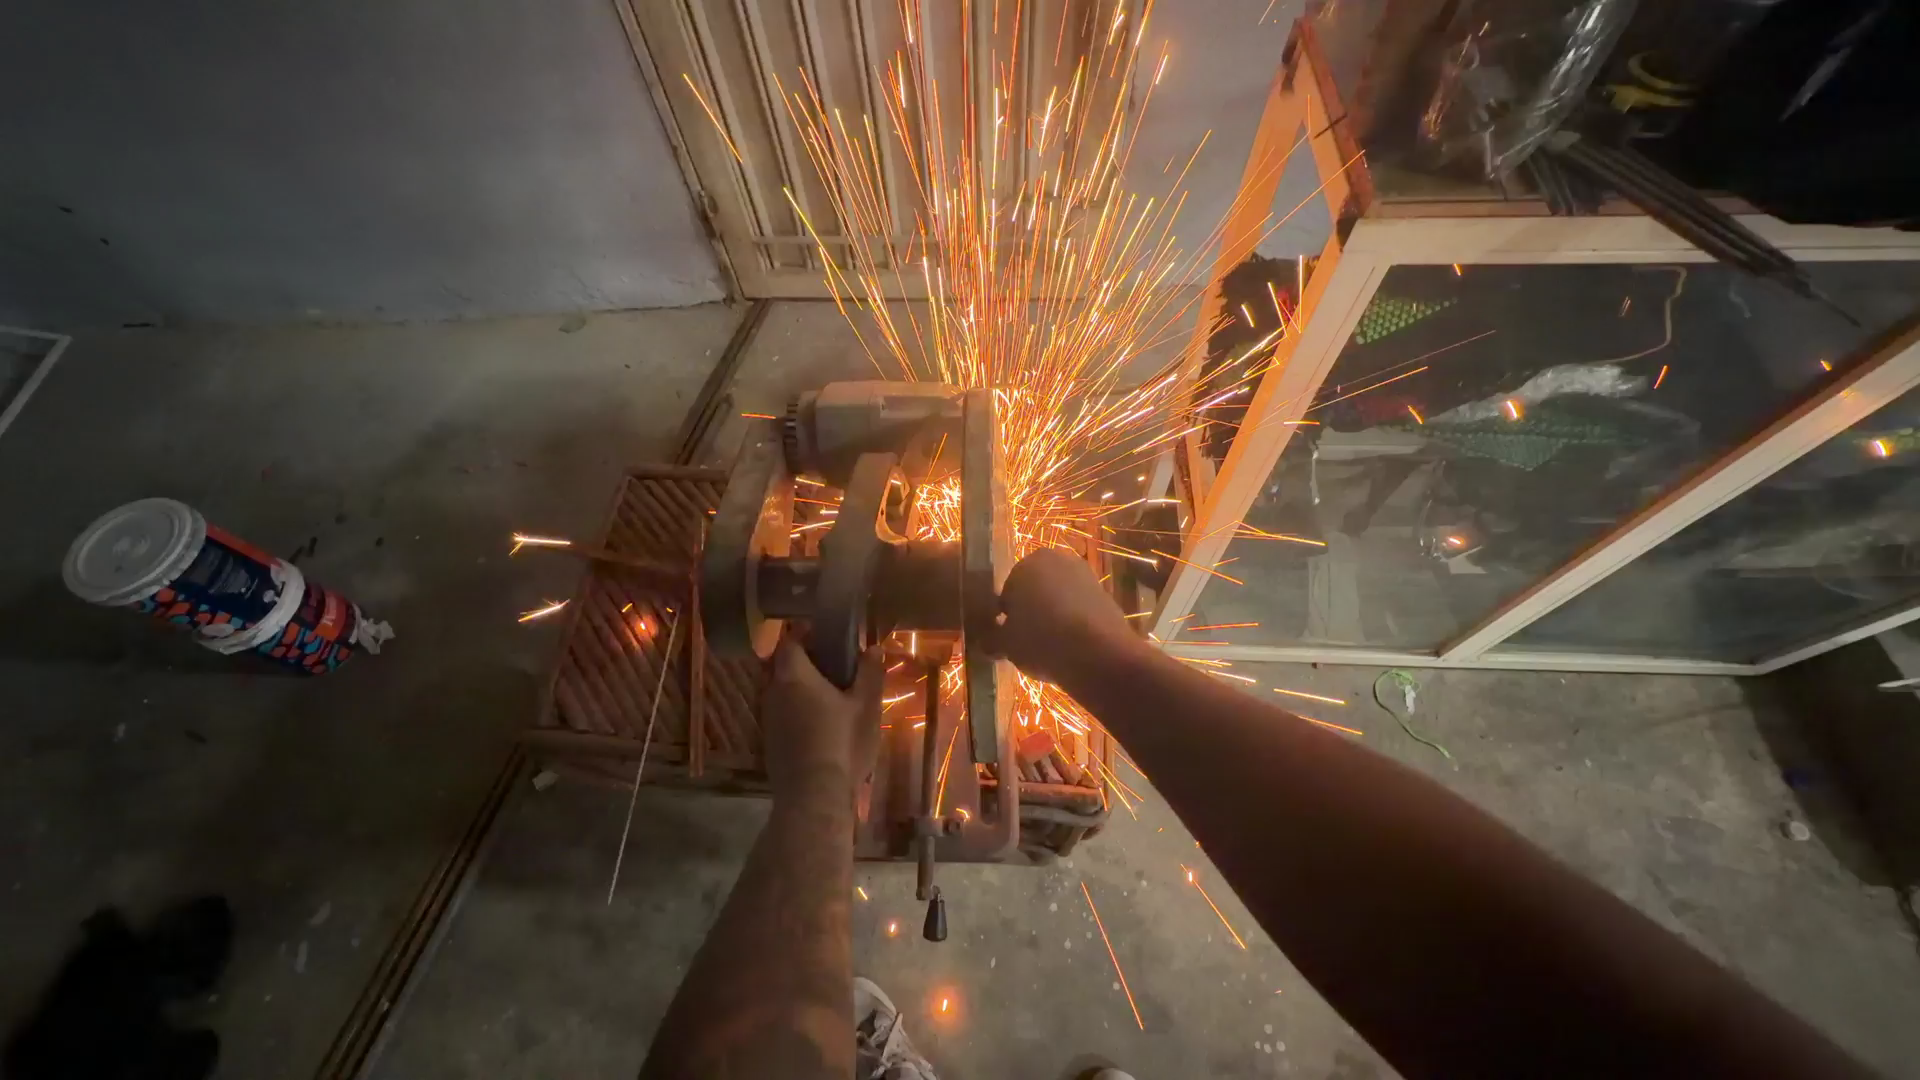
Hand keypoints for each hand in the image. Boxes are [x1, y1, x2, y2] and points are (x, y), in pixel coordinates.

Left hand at [762, 635, 882, 803]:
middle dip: (805, 662)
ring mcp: (768, 720)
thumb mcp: (866, 706)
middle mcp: (773, 693)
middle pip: (784, 667)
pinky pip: (783, 715)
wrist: (814, 796)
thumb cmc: (842, 742)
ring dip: (801, 689)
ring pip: (782, 692)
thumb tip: (873, 648)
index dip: (804, 635)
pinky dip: (798, 712)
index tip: (824, 635)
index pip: (790, 642)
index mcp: (794, 676)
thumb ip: (869, 674)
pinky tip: (820, 725)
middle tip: (833, 665)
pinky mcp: (770, 743)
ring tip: (830, 696)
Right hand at [992, 549, 1139, 685]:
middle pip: (1036, 588)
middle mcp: (1057, 560)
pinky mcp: (1106, 594)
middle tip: (1028, 640)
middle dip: (1032, 609)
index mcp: (1026, 564)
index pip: (1008, 590)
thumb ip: (993, 639)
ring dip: (1055, 615)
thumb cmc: (1041, 640)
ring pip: (1060, 597)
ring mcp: (1085, 575)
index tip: (1008, 636)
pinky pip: (1080, 608)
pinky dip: (1075, 622)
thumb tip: (988, 642)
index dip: (1006, 615)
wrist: (1098, 653)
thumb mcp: (1006, 644)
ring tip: (1052, 646)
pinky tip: (1073, 646)